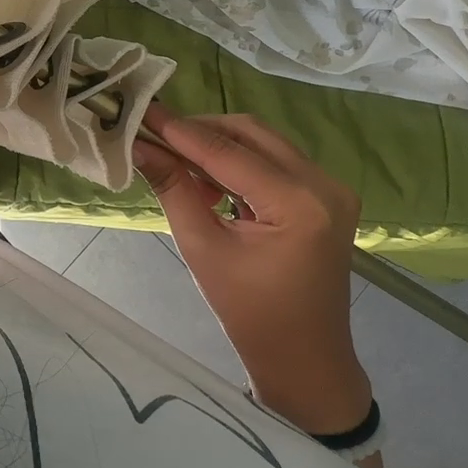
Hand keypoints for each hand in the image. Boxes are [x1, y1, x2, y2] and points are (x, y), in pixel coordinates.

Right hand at [135, 104, 372, 435]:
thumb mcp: (201, 246)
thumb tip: (137, 145)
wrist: (304, 357)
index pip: (226, 151)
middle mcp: (323, 185)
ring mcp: (330, 188)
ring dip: (215, 143)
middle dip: (197, 129)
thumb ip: (172, 187)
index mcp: (298, 203)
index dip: (178, 129)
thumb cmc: (249, 311)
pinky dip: (236, 160)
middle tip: (152, 133)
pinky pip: (273, 160)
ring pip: (261, 142)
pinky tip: (205, 178)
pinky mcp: (325, 196)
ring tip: (172, 157)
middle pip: (249, 132)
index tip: (139, 110)